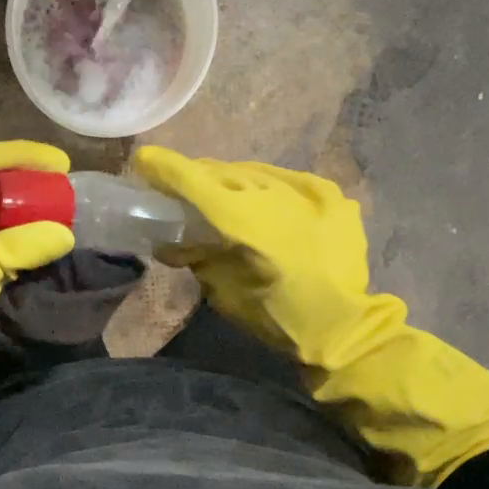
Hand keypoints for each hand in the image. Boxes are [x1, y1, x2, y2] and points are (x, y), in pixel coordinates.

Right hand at [134, 146, 488, 486]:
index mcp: (243, 220)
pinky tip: (266, 206)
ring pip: (256, 173)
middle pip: (224, 172)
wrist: (344, 328)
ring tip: (223, 197)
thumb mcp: (224, 292)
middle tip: (182, 190)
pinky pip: (288, 182)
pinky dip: (269, 191)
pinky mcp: (330, 195)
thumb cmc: (276, 318)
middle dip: (198, 178)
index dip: (167, 168)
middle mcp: (274, 193)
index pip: (196, 181)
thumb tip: (171, 242)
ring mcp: (307, 190)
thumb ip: (198, 258)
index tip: (145, 161)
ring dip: (233, 182)